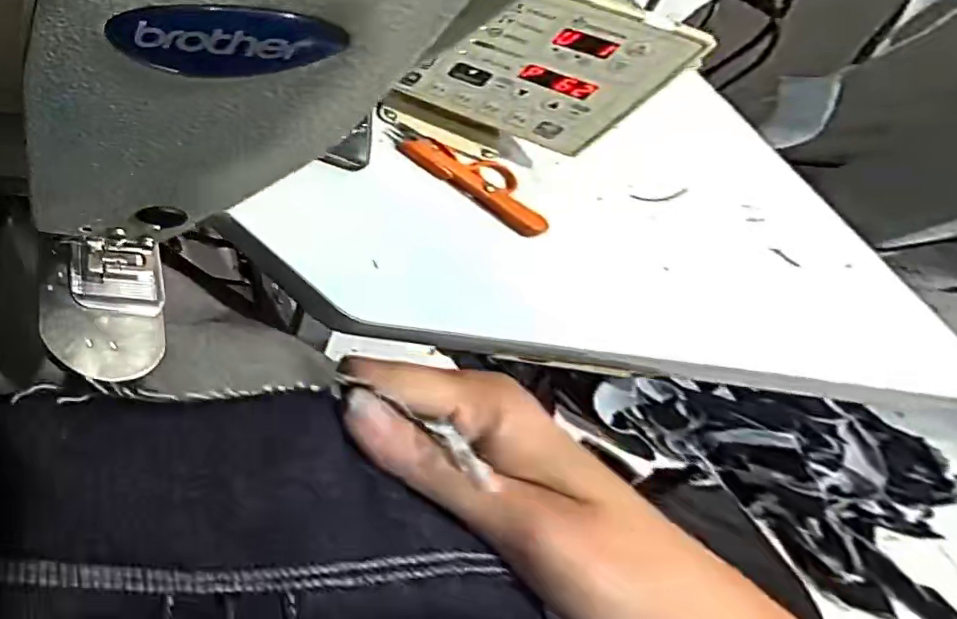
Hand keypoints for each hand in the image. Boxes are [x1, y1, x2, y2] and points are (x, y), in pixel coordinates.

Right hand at [340, 359, 790, 618]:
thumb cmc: (645, 586)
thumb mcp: (530, 526)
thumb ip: (437, 465)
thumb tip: (354, 407)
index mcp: (490, 401)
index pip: (379, 371)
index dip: (344, 401)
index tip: (311, 433)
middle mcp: (480, 413)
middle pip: (384, 400)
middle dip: (357, 429)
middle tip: (329, 471)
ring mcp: (481, 448)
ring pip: (397, 434)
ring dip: (376, 458)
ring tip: (350, 488)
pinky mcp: (482, 483)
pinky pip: (418, 466)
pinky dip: (399, 481)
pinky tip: (387, 502)